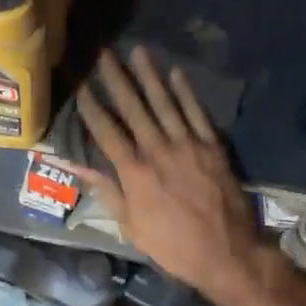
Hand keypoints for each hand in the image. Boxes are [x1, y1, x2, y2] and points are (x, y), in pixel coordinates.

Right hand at [73, 47, 283, 305]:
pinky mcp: (212, 147)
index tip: (81, 85)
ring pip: (164, 103)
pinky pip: (196, 113)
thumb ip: (107, 190)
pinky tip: (176, 73)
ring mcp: (188, 145)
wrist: (228, 253)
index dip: (92, 107)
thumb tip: (77, 166)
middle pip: (133, 108)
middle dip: (117, 79)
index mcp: (134, 172)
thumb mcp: (131, 225)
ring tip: (138, 51)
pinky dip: (185, 92)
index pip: (106, 131)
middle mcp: (158, 150)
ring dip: (149, 76)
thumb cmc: (173, 245)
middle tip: (105, 54)